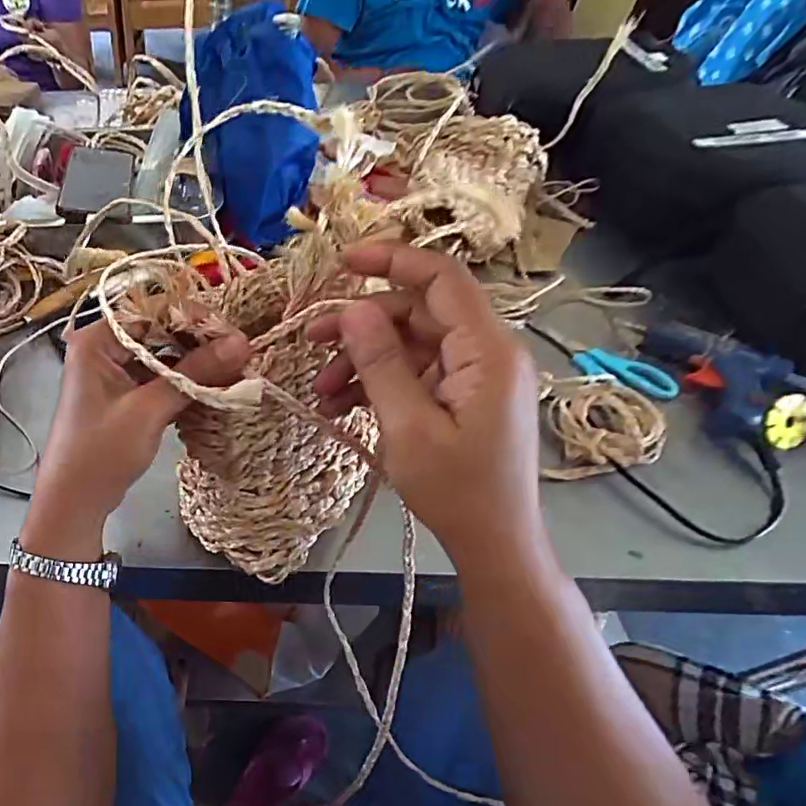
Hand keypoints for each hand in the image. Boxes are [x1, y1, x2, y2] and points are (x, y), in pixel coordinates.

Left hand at [26, 321, 249, 558]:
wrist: (75, 501)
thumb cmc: (100, 452)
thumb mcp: (149, 410)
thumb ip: (194, 373)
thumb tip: (241, 343)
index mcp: (98, 340)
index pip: (153, 311)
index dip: (194, 319)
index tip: (231, 334)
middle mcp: (106, 349)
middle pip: (161, 332)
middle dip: (200, 344)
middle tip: (240, 356)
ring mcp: (117, 374)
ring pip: (166, 357)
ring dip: (198, 366)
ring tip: (235, 374)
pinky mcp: (128, 397)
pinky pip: (162, 380)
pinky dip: (187, 386)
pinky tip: (216, 391)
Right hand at [306, 243, 541, 563]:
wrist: (495, 543)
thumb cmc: (457, 492)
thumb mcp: (408, 428)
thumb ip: (382, 364)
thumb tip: (354, 310)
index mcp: (487, 350)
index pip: (441, 279)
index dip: (392, 261)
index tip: (342, 262)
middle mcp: (487, 352)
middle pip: (418, 314)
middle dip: (361, 327)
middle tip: (311, 343)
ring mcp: (476, 376)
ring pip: (411, 346)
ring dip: (363, 362)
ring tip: (321, 394)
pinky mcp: (463, 398)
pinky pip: (417, 375)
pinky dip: (380, 385)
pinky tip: (342, 407)